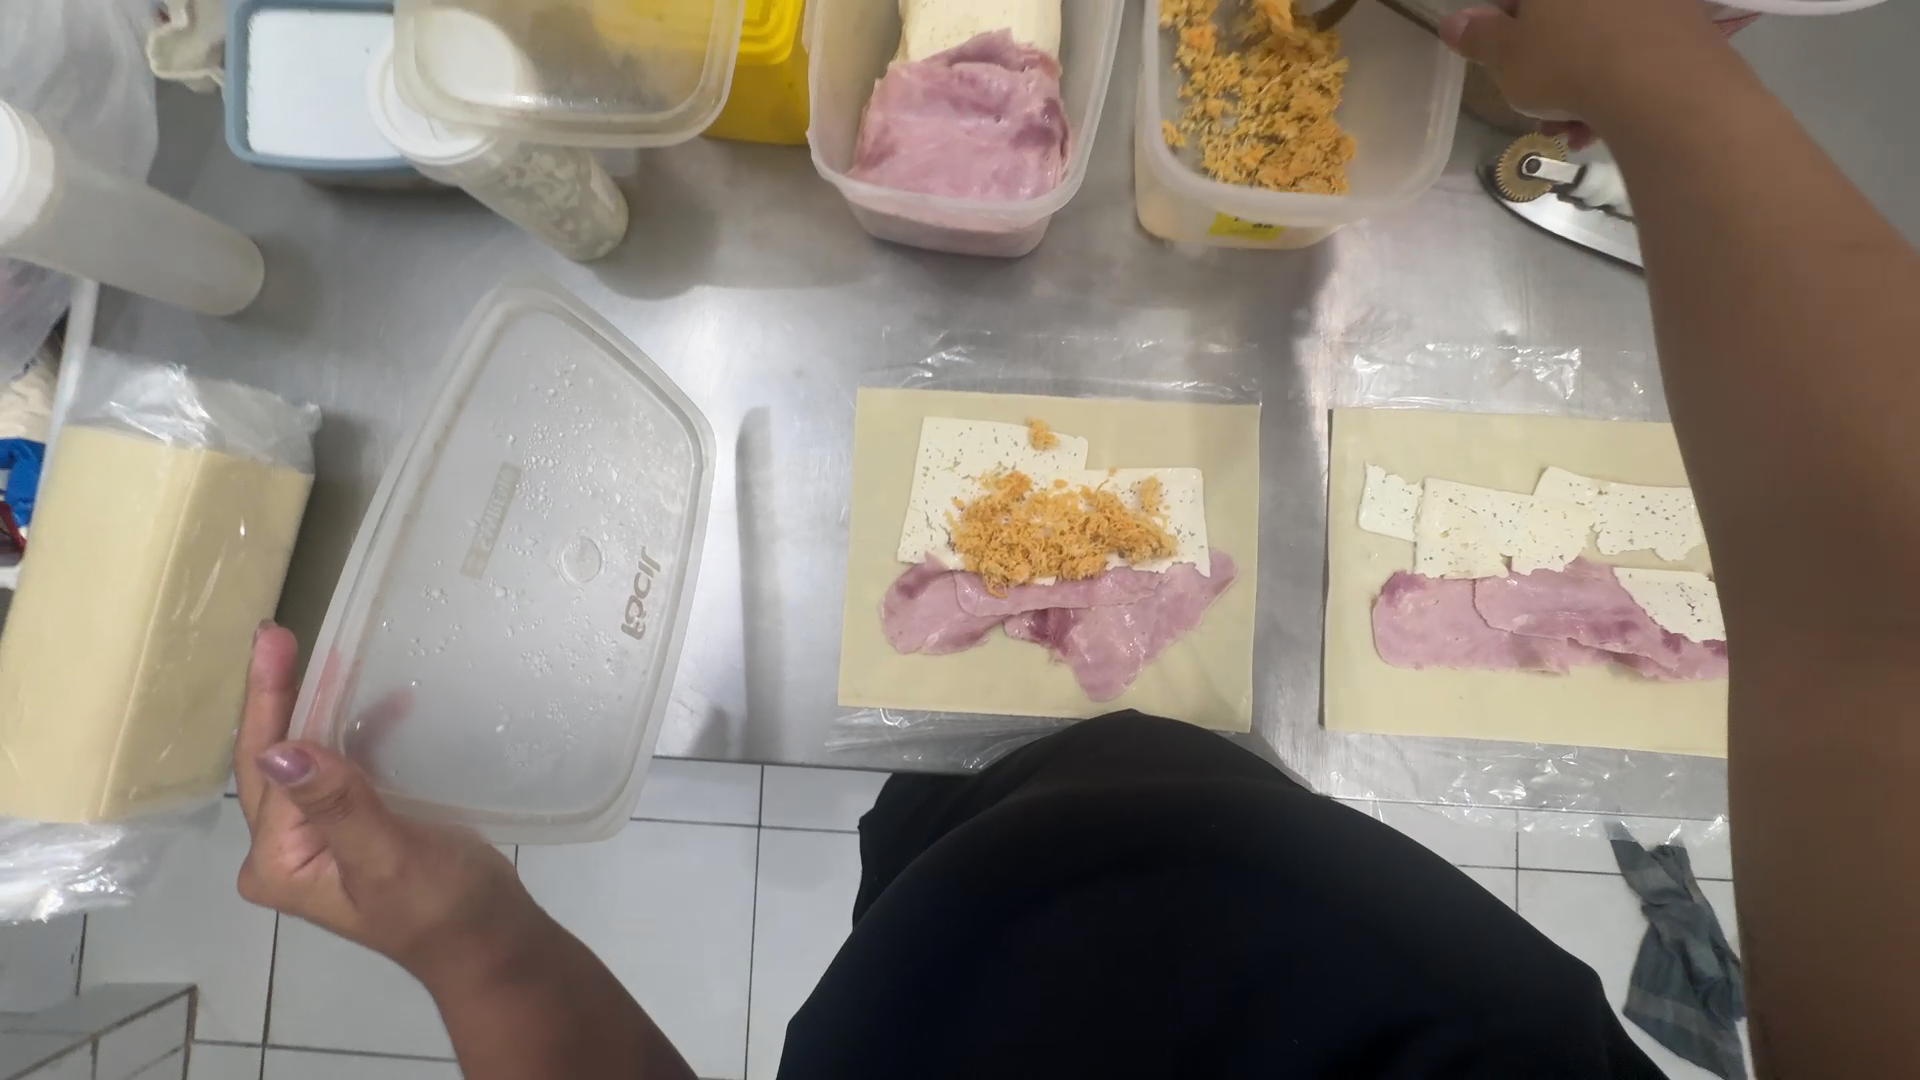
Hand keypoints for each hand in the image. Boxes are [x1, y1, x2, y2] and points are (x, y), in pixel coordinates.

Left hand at [233, 623, 552, 991]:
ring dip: (321, 711)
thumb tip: (282, 750)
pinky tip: (388, 709)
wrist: (486, 933)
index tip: (273, 641)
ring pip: (313, 760)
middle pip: (277, 759)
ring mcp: (327, 837)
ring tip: (339, 660)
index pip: (264, 767)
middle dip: (282, 697)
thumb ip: (337, 805)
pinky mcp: (365, 827)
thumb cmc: (438, 901)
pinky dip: (361, 734)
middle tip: (288, 638)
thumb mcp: (386, 855)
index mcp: (279, 858)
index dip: (268, 701)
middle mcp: (290, 847)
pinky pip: (349, 769)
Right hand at [1437, 0, 1746, 132]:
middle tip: (1531, 101)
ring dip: (1572, 80)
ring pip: (1593, 35)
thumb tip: (1454, 19)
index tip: (1500, 59)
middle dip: (1542, 60)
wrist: (1655, 80)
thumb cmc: (1563, 62)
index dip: (1502, 29)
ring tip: (1565, 124)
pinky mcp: (1678, 13)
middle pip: (1560, 17)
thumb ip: (1478, 36)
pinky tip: (1595, 117)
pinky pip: (1626, 46)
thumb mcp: (1503, 55)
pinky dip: (1607, 79)